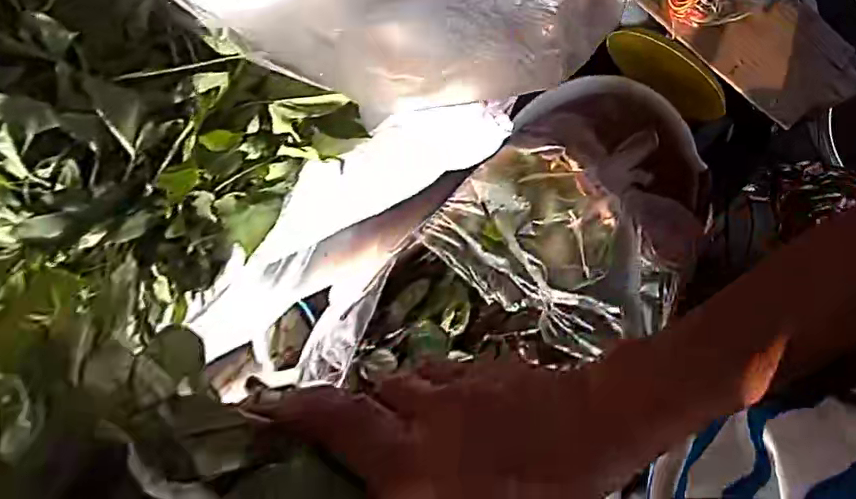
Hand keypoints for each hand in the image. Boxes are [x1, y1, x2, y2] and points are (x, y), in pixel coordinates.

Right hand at [267, 359, 646, 498]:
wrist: (593, 424)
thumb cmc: (533, 491)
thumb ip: (406, 491)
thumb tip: (379, 482)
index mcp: (412, 458)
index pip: (340, 425)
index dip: (296, 412)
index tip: (263, 404)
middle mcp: (428, 412)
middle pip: (372, 393)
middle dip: (346, 403)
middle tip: (334, 419)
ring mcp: (462, 383)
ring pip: (409, 378)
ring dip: (393, 394)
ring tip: (391, 413)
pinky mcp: (491, 368)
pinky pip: (448, 372)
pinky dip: (435, 386)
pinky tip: (448, 402)